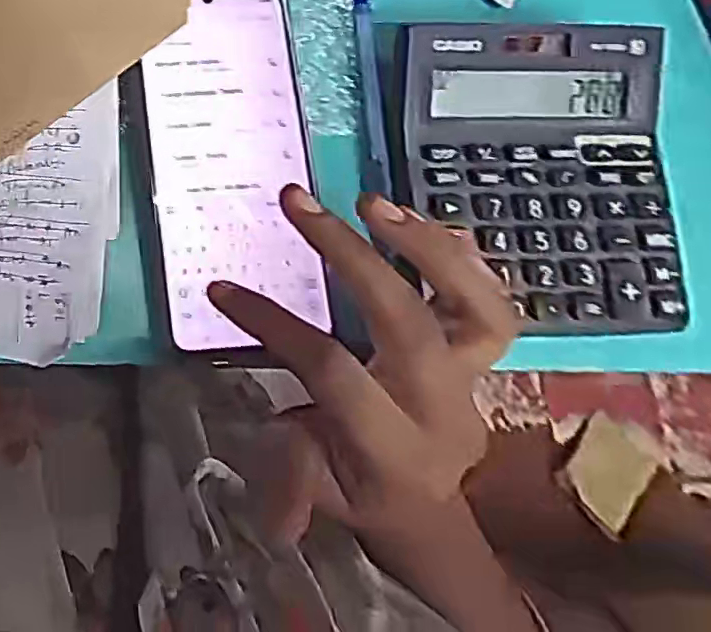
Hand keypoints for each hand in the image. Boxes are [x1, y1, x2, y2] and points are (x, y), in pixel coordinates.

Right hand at [208, 186, 517, 531]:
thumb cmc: (357, 490)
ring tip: (371, 202)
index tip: (221, 289)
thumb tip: (265, 510)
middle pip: (408, 321)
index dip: (273, 323)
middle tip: (300, 204)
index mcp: (393, 442)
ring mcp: (471, 377)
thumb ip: (290, 481)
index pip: (331, 368)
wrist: (425, 503)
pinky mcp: (479, 356)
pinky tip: (415, 219)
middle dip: (350, 256)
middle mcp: (441, 405)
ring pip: (478, 308)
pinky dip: (457, 255)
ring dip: (425, 245)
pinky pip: (489, 300)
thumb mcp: (314, 489)